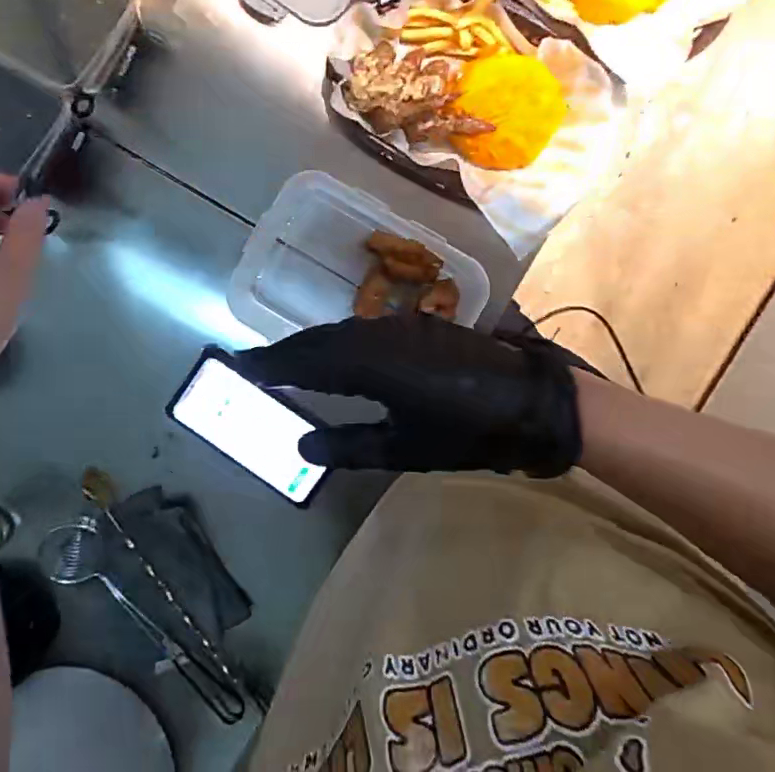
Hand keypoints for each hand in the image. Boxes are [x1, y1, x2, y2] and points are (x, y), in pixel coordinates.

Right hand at [233, 314, 580, 475]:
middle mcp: (384, 336)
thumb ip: (350, 447)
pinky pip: (367, 328)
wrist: (534, 403)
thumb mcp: (406, 449)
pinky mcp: (422, 324)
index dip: (273, 365)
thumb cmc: (471, 434)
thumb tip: (302, 447)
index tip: (240, 366)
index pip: (310, 362)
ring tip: (289, 360)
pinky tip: (338, 353)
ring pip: (345, 330)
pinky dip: (341, 339)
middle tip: (257, 364)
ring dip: (314, 343)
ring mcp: (405, 326)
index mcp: (375, 366)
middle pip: (323, 339)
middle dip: (288, 351)